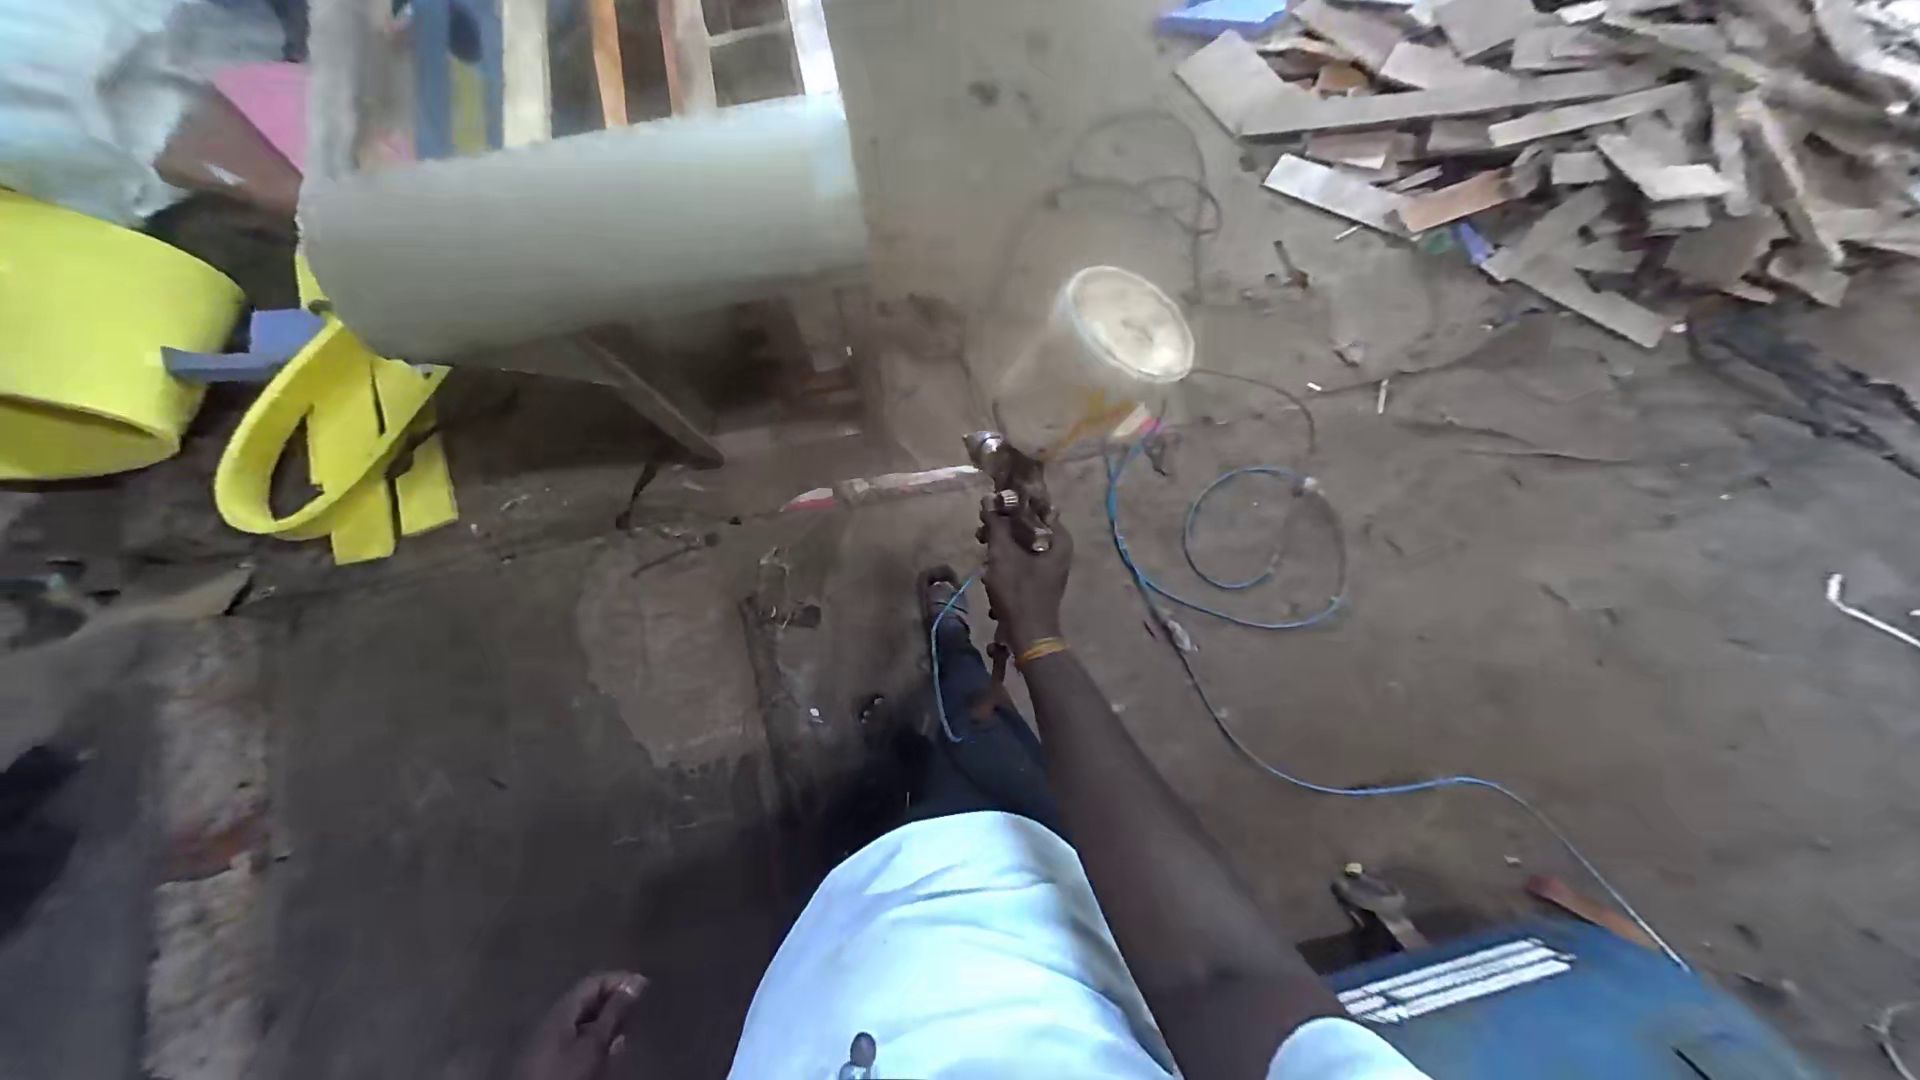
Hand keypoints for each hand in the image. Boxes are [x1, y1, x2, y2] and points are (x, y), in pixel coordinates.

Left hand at [512, 972, 646, 1079]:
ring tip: (620, 1038)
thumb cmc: (563, 1073)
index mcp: (562, 1007)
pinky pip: (573, 1038)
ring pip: (582, 1021)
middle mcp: (551, 1016)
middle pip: (588, 1000)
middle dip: (613, 1005)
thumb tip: (638, 979)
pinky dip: (591, 1040)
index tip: (642, 988)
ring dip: (604, 1026)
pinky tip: (601, 1053)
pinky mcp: (543, 1057)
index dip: (620, 980)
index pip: (595, 980)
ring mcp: (545, 1038)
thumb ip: (616, 1010)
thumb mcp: (594, 1042)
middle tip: (633, 1016)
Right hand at [980, 501, 1072, 652]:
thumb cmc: (1019, 590)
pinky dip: (1006, 560)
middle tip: (981, 533)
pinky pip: (1021, 559)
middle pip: (1026, 526)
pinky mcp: (1039, 579)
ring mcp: (1049, 565)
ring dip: (1000, 545)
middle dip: (1002, 528)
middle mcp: (1058, 548)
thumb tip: (988, 499)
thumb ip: (996, 525)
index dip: (1011, 505)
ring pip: (1021, 543)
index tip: (990, 509)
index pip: (1035, 508)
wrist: (1029, 633)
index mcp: (1058, 538)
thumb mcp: (1003, 554)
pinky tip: (990, 568)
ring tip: (982, 548)